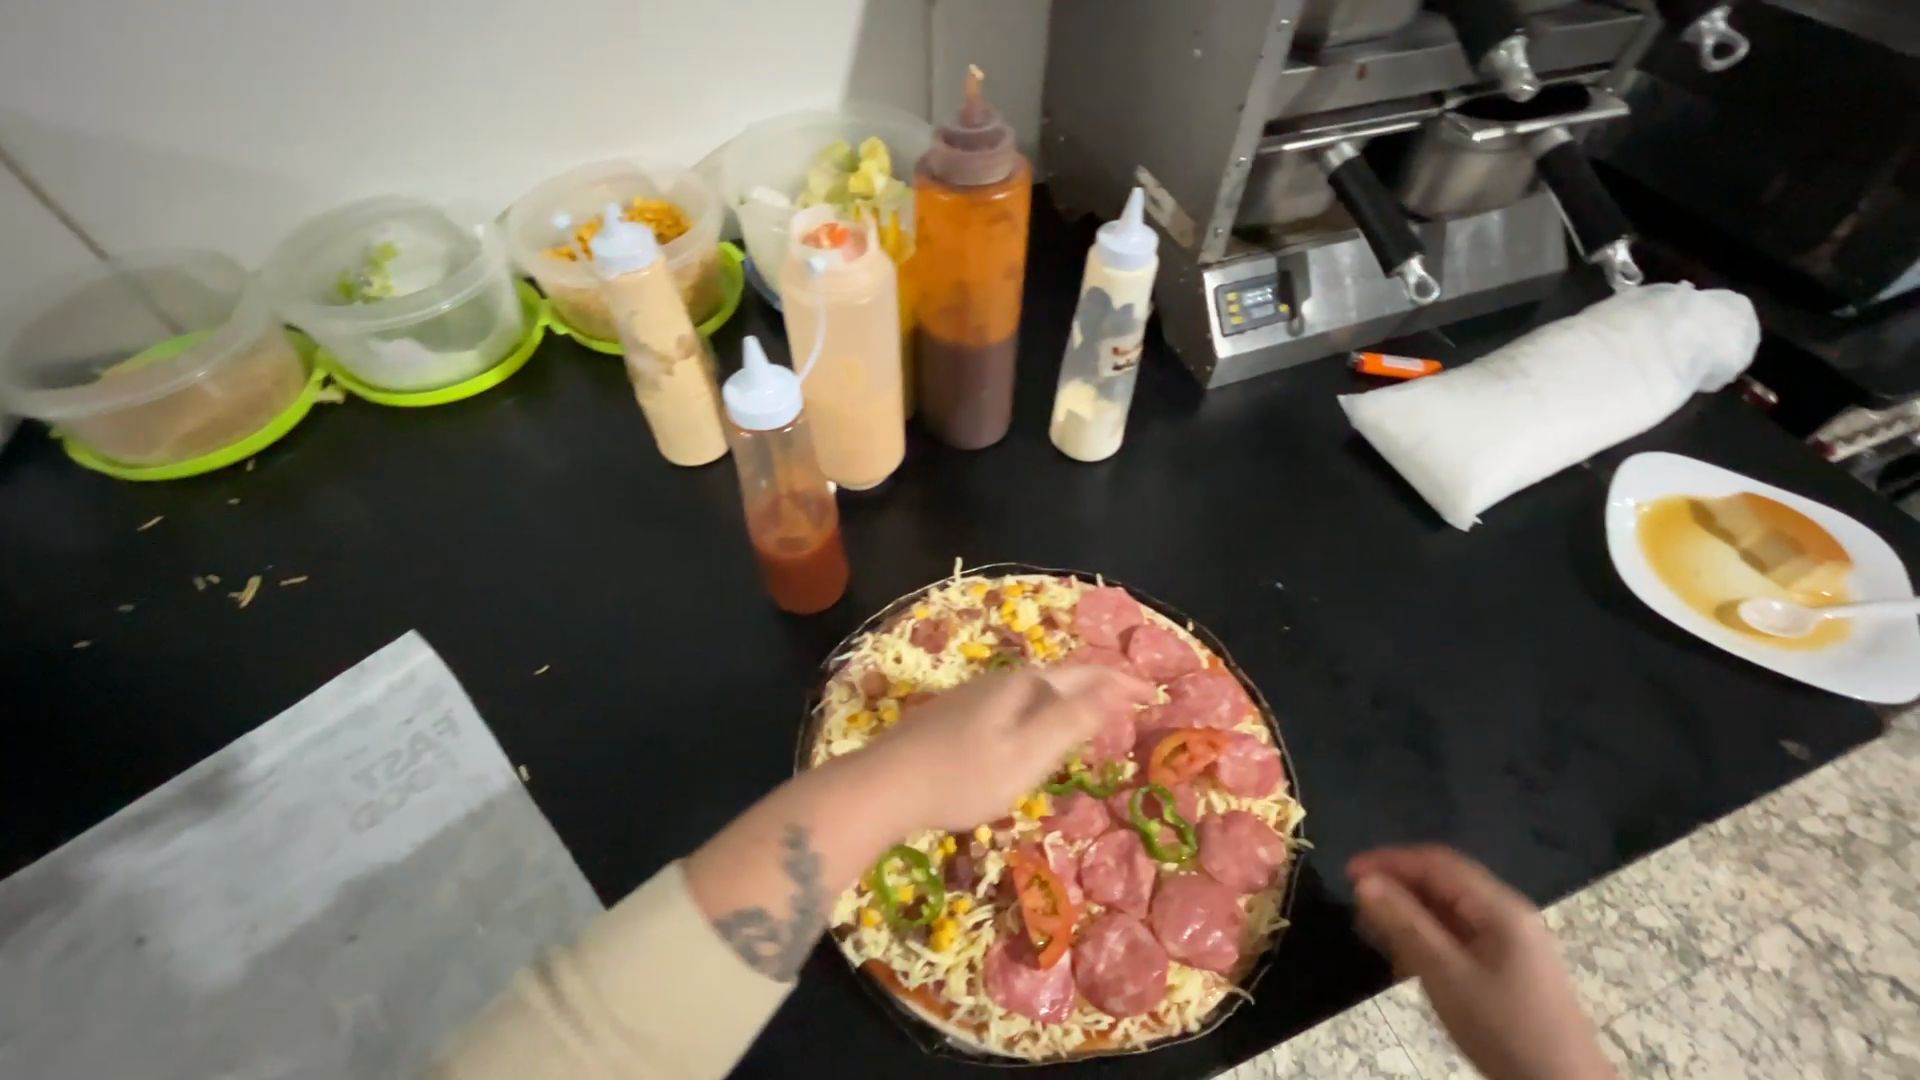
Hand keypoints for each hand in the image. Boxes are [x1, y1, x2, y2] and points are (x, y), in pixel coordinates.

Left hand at [856, 666, 1149, 833]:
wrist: (884, 785)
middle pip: (1059, 678)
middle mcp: (1001, 682)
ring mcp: (974, 697)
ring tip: (1090, 717)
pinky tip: (1033, 733)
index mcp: (1024, 687)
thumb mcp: (1026, 754)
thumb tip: (1110, 690)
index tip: (1151, 694)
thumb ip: (1070, 721)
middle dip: (1096, 688)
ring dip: (1068, 700)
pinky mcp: (956, 716)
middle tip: (1127, 704)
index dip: (1120, 683)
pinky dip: (1040, 713)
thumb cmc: (963, 776)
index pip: (1085, 675)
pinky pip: (1015, 706)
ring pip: (1035, 691)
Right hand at [1347, 846, 1615, 1079]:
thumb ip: (1403, 923)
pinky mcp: (1508, 969)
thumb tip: (1364, 882)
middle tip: (1357, 906)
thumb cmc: (1505, 1030)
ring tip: (1374, 934)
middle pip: (1443, 884)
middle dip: (1397, 889)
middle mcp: (1507, 916)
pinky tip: (1406, 960)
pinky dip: (1427, 939)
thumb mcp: (1445, 975)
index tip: (1348, 874)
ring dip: (1408, 916)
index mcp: (1500, 908)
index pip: (1436, 863)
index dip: (1389, 861)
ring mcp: (1511, 943)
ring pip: (1449, 912)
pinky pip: (1459, 937)